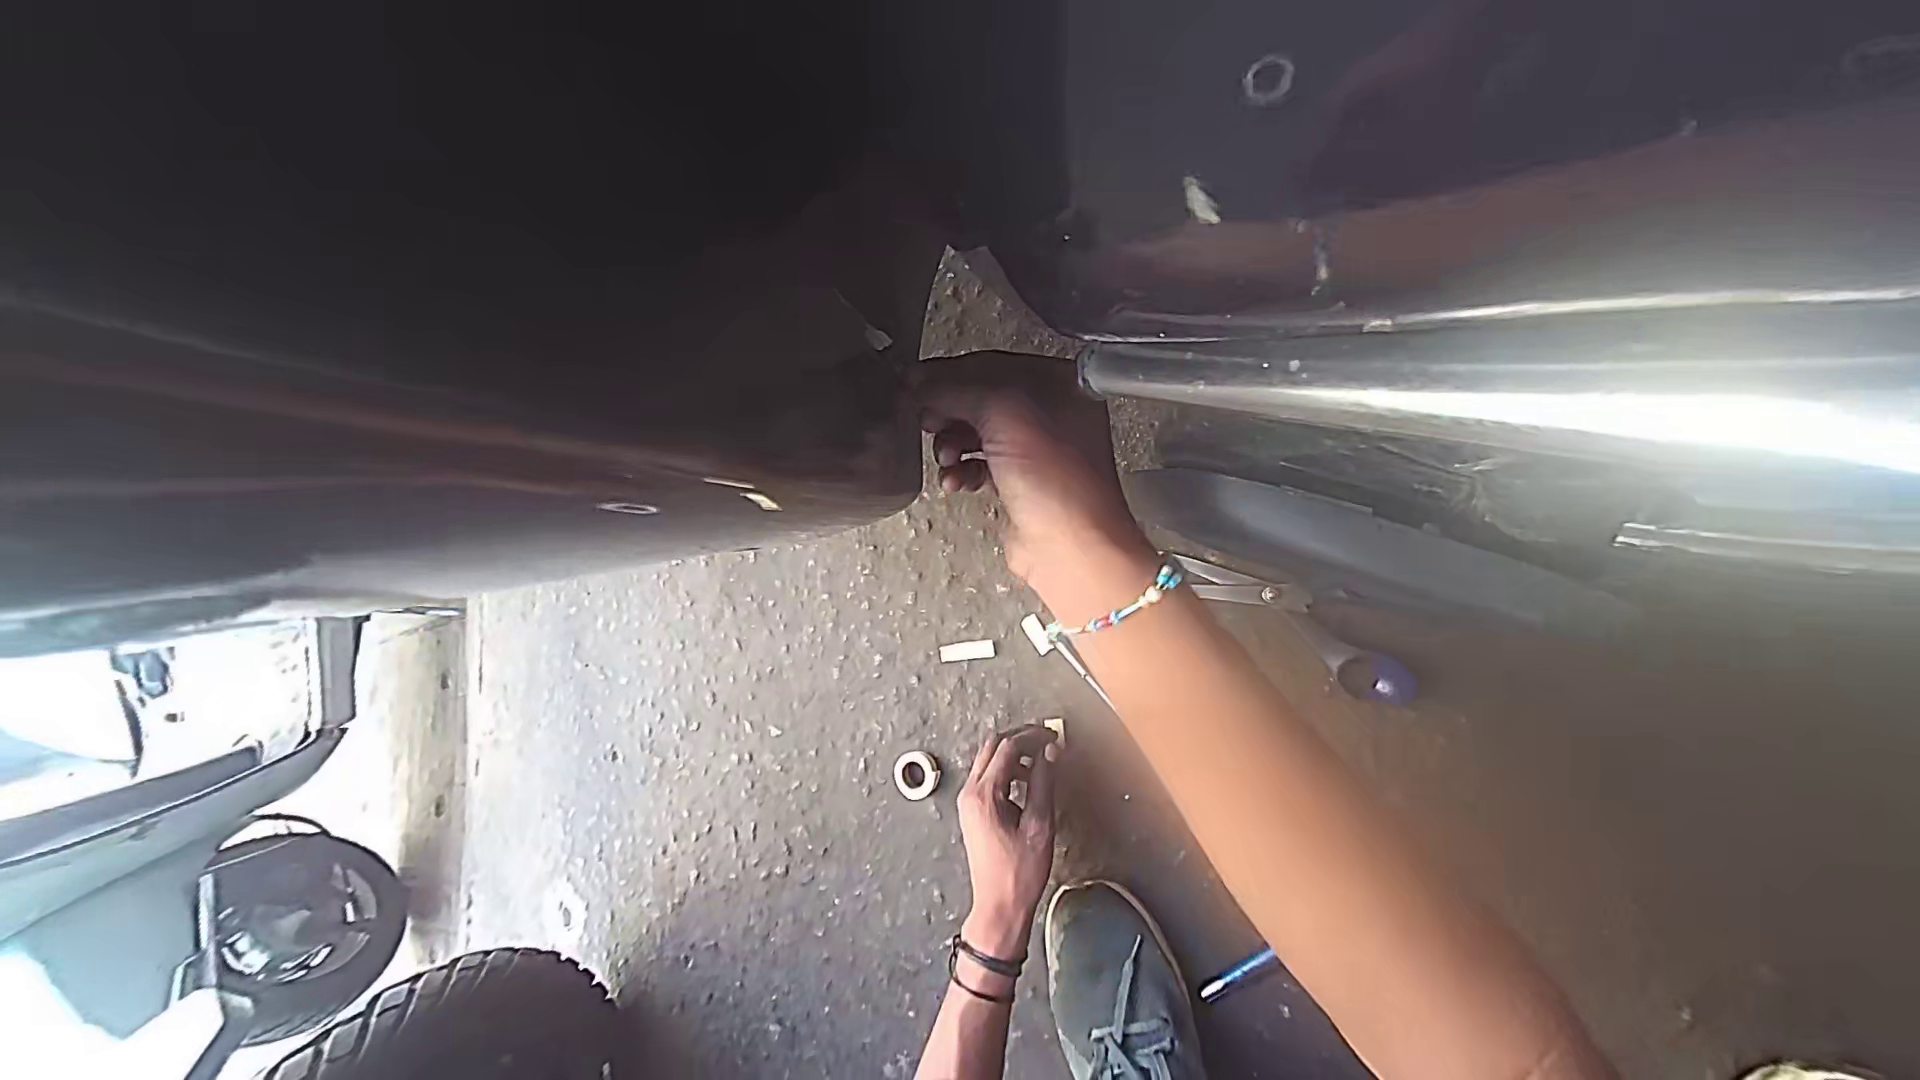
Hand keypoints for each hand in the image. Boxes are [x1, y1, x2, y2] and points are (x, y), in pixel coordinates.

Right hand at [918, 352, 1152, 589]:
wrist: (1069, 546)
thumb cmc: (1053, 477)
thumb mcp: (1003, 412)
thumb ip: (957, 388)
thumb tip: (918, 383)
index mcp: (1058, 383)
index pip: (990, 364)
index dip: (949, 373)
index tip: (914, 383)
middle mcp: (1050, 413)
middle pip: (980, 399)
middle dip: (948, 411)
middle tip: (926, 420)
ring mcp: (1035, 451)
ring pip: (975, 434)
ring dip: (951, 444)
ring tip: (946, 458)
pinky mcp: (1020, 483)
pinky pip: (979, 465)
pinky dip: (961, 471)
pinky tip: (954, 481)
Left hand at [956, 726, 1059, 959]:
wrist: (999, 906)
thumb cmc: (1018, 874)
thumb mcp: (1039, 825)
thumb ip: (1043, 783)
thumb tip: (1050, 753)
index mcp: (984, 794)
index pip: (1008, 747)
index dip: (1033, 737)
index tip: (1053, 737)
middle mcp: (971, 792)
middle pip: (994, 746)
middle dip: (1022, 738)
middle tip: (1047, 741)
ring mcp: (969, 800)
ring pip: (990, 758)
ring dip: (1015, 753)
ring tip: (1042, 760)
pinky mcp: (973, 809)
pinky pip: (989, 776)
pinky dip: (1009, 769)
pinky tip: (1028, 780)